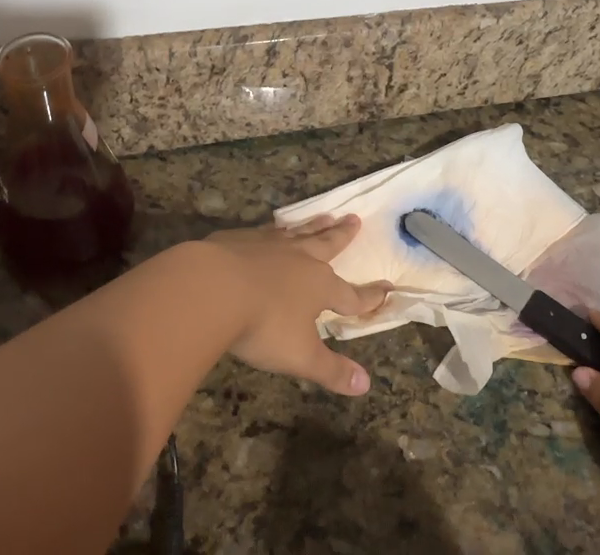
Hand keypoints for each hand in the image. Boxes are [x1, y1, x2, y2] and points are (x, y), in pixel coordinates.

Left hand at [197, 215, 390, 395]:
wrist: (212, 288)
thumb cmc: (262, 325)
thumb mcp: (300, 356)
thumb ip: (332, 370)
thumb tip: (366, 384)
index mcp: (319, 286)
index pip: (352, 295)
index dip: (370, 296)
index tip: (388, 288)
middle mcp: (299, 259)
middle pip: (327, 245)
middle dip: (342, 235)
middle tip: (355, 219)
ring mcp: (268, 245)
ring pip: (297, 233)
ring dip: (312, 225)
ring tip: (325, 215)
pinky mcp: (239, 239)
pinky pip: (264, 231)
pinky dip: (273, 230)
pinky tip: (269, 229)